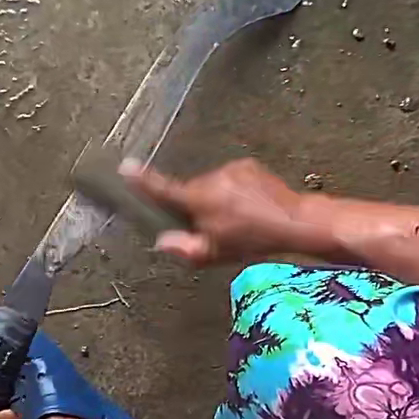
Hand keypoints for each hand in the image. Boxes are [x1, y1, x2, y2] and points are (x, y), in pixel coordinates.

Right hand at [122, 158, 330, 266]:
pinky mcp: (246, 165)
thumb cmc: (253, 241)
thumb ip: (185, 249)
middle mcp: (212, 179)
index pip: (164, 190)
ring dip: (214, 199)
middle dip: (193, 206)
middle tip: (211, 228)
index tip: (125, 167)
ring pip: (210, 185)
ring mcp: (231, 169)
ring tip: (235, 220)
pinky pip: (228, 178)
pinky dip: (231, 191)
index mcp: (200, 200)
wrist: (294, 221)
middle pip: (189, 191)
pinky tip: (246, 207)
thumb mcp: (216, 254)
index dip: (142, 180)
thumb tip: (162, 242)